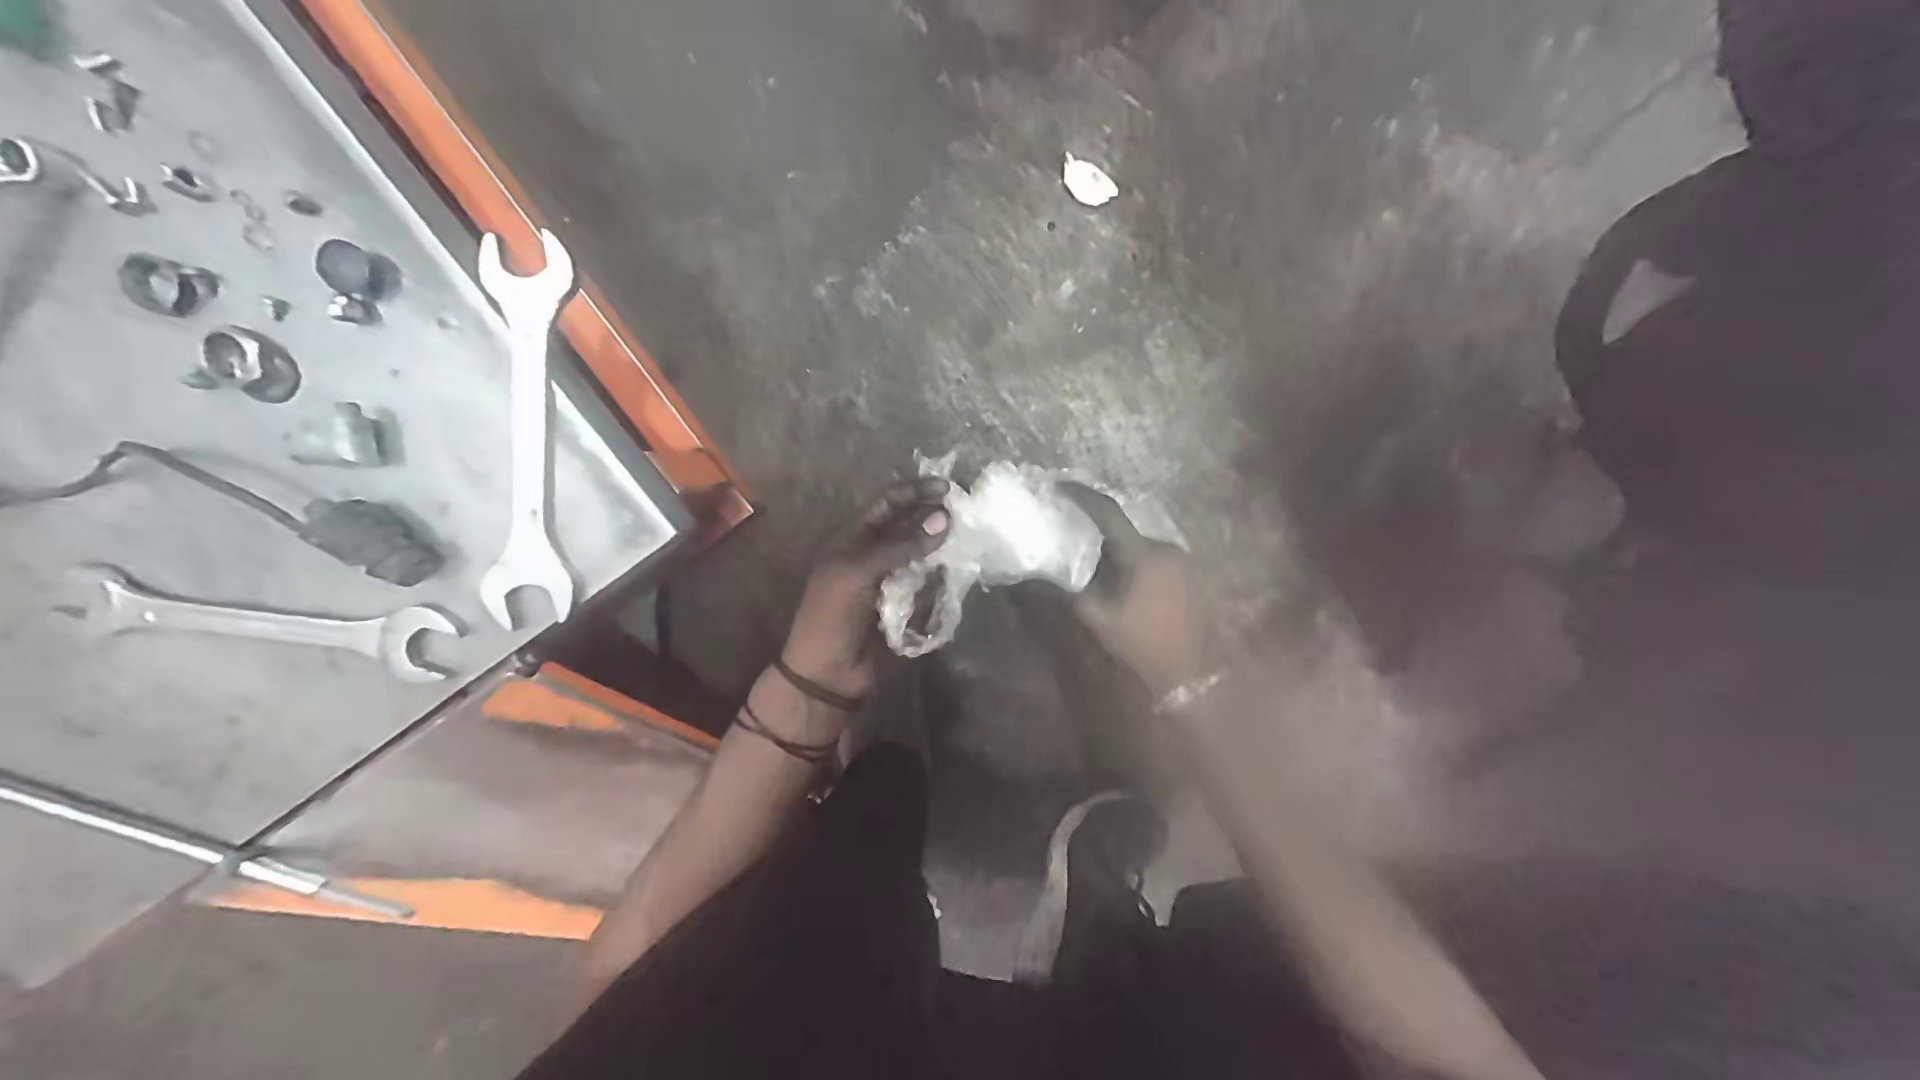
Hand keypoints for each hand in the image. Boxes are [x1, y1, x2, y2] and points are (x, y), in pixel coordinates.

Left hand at [782, 478, 950, 699]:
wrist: (827, 672)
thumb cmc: (832, 614)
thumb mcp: (859, 572)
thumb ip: (901, 545)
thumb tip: (944, 518)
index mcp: (854, 538)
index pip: (888, 503)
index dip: (915, 491)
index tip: (948, 489)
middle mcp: (874, 554)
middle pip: (909, 527)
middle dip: (934, 518)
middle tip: (967, 515)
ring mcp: (891, 581)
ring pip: (923, 556)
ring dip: (943, 549)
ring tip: (969, 542)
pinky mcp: (906, 606)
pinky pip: (929, 585)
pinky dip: (943, 579)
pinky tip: (960, 573)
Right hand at [1059, 483, 1203, 696]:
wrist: (1192, 673)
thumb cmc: (1142, 644)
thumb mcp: (1098, 618)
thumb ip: (1070, 591)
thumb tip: (1042, 573)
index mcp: (1142, 555)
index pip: (1108, 513)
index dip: (1082, 496)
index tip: (1060, 486)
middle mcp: (1166, 548)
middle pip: (1123, 532)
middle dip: (1097, 536)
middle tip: (1073, 544)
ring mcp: (1182, 560)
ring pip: (1138, 546)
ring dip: (1118, 553)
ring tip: (1097, 571)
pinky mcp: (1190, 573)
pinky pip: (1154, 558)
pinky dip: (1135, 563)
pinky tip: (1125, 585)